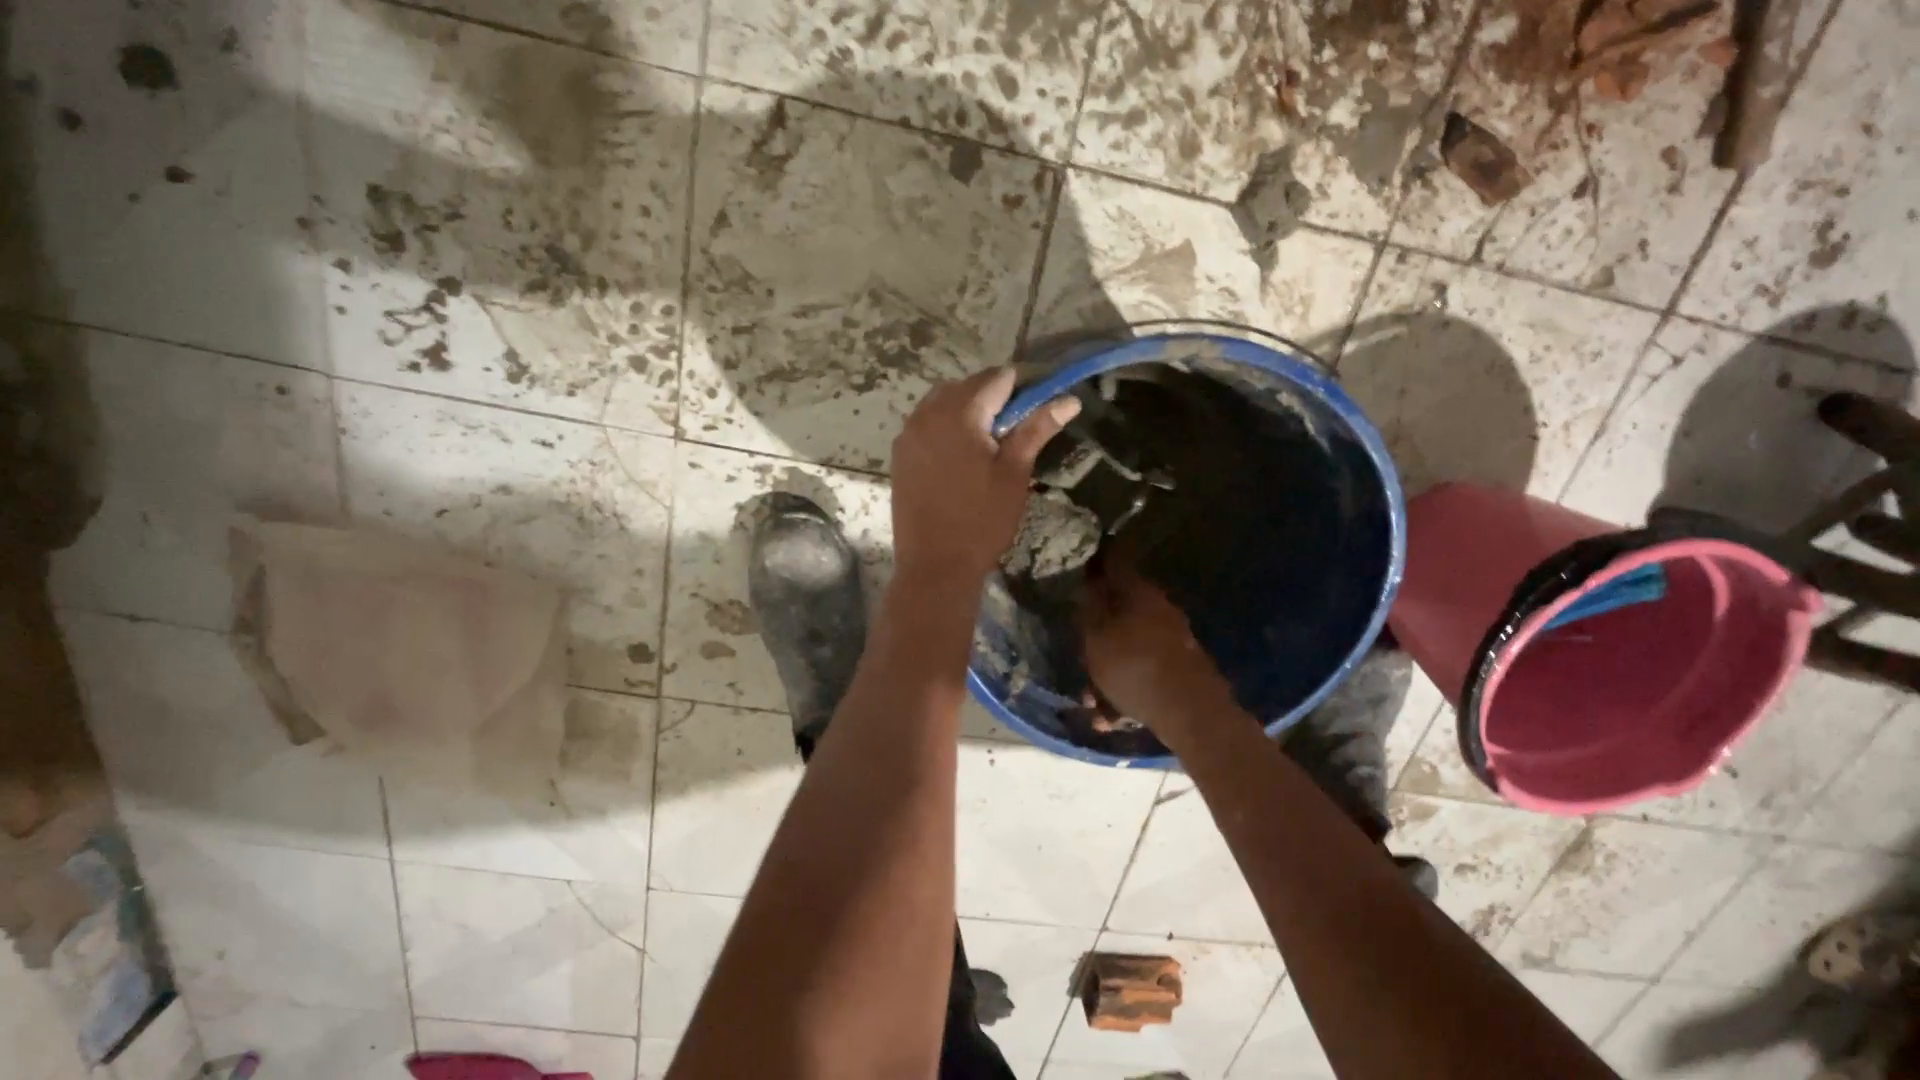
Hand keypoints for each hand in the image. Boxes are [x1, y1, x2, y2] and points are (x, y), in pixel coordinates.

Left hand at [890, 368, 1078, 584]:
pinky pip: (925, 423)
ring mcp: (908, 434)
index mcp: (960, 414)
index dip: (1022, 384)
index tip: (1039, 402)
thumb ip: (1037, 429)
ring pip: (942, 401)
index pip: (996, 379)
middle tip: (1018, 425)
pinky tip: (961, 452)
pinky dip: (945, 425)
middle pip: (966, 386)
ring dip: (967, 408)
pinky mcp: (899, 454)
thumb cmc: (982, 521)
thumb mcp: (1015, 474)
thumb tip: (1069, 400)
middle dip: (993, 396)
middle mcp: (927, 414)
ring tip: (990, 439)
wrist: (935, 565)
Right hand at [1081, 557, 1239, 747]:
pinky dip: (1124, 691)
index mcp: (1141, 593)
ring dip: (1107, 670)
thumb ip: (1089, 608)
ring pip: (1130, 648)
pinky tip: (1107, 717)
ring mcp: (1174, 643)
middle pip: (1122, 612)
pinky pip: (1142, 675)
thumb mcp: (1097, 636)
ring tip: (1089, 699)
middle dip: (1098, 633)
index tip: (1081, 571)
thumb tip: (1089, 582)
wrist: (1189, 712)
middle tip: (1078, 652)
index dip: (1097, 566)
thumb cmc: (1133, 666)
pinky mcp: (1180, 672)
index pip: (1115, 566)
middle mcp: (1161, 611)